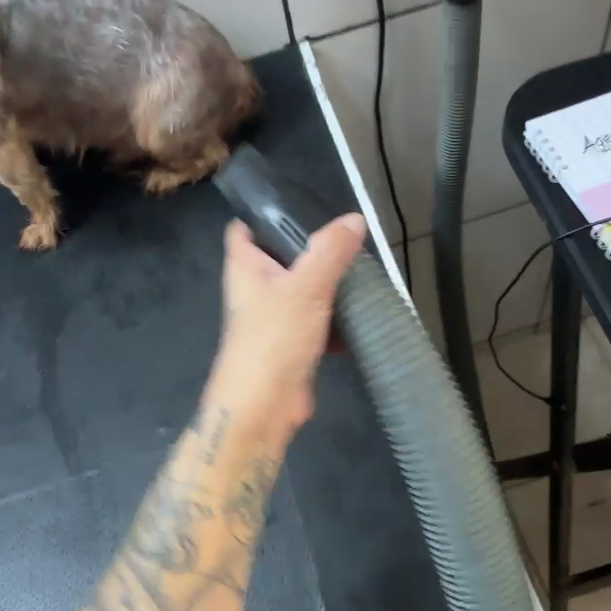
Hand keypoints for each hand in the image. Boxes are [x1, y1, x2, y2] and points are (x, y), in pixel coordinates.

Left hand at [207, 213, 367, 435]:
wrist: (264, 406)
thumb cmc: (274, 338)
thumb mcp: (306, 286)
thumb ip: (331, 251)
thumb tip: (355, 220)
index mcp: (246, 267)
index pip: (245, 228)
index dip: (266, 214)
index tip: (302, 205)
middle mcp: (255, 289)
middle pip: (283, 258)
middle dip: (314, 251)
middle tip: (349, 240)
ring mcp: (273, 319)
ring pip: (305, 291)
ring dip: (330, 287)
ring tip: (364, 272)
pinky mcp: (292, 345)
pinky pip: (318, 324)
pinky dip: (337, 322)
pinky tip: (363, 315)